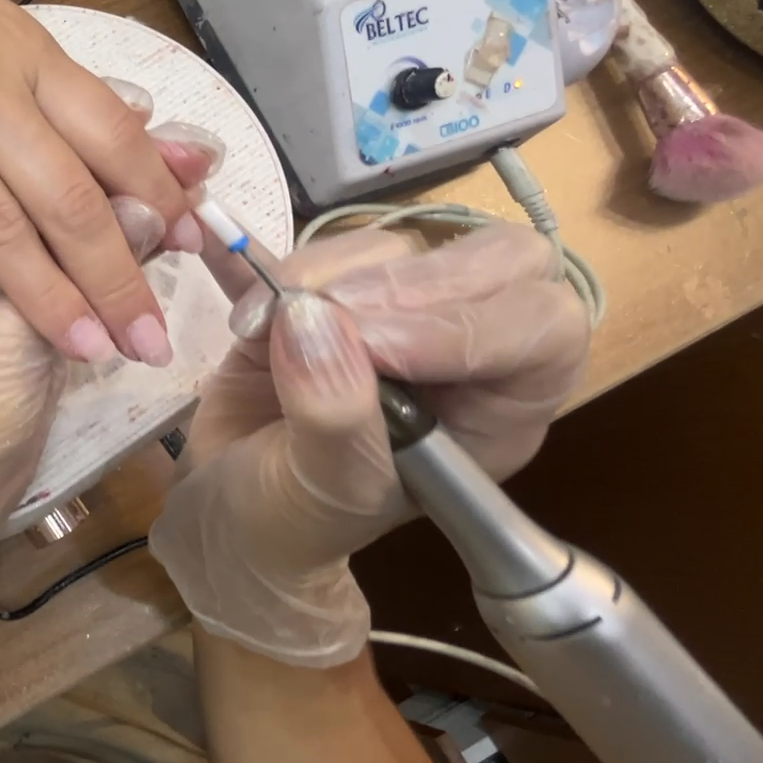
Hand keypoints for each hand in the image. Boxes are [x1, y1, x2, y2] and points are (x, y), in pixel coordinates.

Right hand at [0, 0, 217, 368]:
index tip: (195, 260)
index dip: (161, 206)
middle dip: (116, 277)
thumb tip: (155, 148)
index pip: (113, 139)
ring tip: (83, 351)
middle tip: (148, 343)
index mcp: (26, 54)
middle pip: (64, 196)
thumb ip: (64, 92)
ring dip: (43, 296)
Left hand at [0, 197, 169, 650]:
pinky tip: (164, 218)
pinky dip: (124, 236)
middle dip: (131, 172)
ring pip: (74, 208)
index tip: (174, 159)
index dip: (104, 161)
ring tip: (199, 173)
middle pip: (57, 178)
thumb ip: (67, 272)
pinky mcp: (34, 291)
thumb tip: (144, 210)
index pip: (28, 167)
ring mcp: (6, 259)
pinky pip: (81, 250)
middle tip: (201, 163)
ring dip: (135, 194)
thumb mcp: (9, 336)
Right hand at [150, 226, 591, 666]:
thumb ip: (334, 414)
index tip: (364, 345)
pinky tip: (239, 302)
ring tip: (255, 328)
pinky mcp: (315, 298)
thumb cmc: (292, 516)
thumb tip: (311, 316)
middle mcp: (456, 351)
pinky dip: (269, 267)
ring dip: (318, 275)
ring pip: (389, 246)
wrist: (227, 506)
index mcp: (495, 411)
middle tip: (318, 311)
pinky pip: (312, 254)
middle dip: (401, 279)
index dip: (460, 324)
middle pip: (492, 262)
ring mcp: (384, 315)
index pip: (535, 332)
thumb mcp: (326, 489)